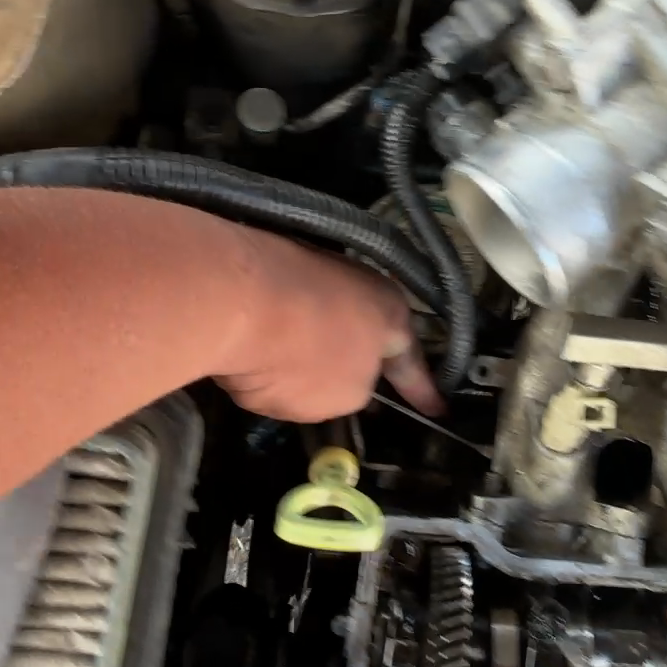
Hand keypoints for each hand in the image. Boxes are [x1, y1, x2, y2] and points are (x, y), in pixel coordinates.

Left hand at [214, 226, 443, 421]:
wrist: (229, 296)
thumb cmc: (303, 355)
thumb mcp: (343, 397)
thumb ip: (353, 389)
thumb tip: (341, 375)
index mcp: (391, 312)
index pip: (411, 361)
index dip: (422, 390)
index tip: (437, 408)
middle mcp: (360, 279)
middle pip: (368, 326)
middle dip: (366, 355)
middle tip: (366, 382)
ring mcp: (313, 262)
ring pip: (326, 313)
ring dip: (320, 340)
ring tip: (302, 370)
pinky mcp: (267, 259)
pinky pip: (286, 306)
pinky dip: (283, 328)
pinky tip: (266, 346)